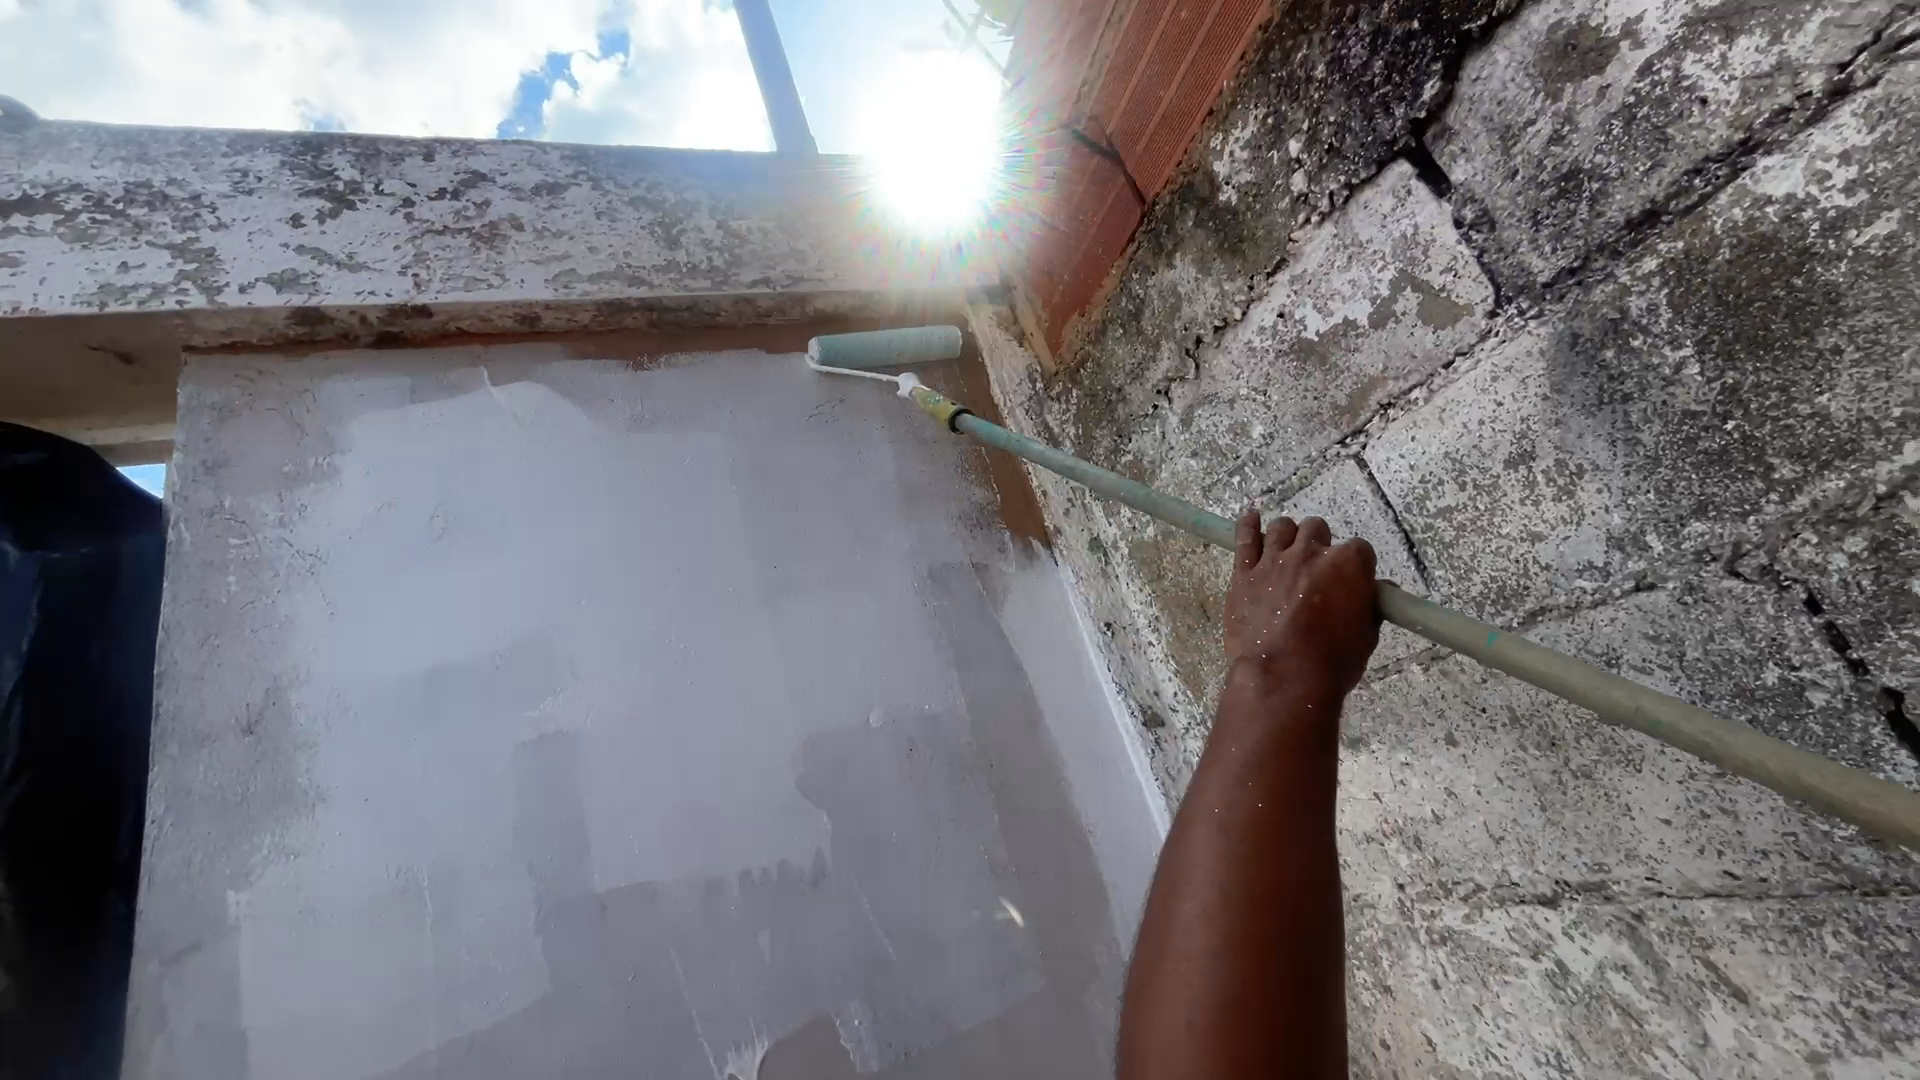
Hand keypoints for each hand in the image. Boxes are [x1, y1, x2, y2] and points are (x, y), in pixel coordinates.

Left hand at [1224, 510, 1380, 699]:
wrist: (1283, 676)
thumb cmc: (1332, 662)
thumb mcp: (1366, 635)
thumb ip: (1367, 604)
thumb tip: (1377, 589)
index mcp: (1347, 564)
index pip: (1358, 548)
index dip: (1354, 564)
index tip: (1348, 579)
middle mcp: (1309, 553)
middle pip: (1316, 530)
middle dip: (1318, 545)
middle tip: (1314, 568)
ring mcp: (1273, 560)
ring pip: (1281, 528)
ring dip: (1287, 536)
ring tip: (1286, 550)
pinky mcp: (1243, 573)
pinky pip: (1244, 538)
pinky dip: (1247, 525)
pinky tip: (1250, 517)